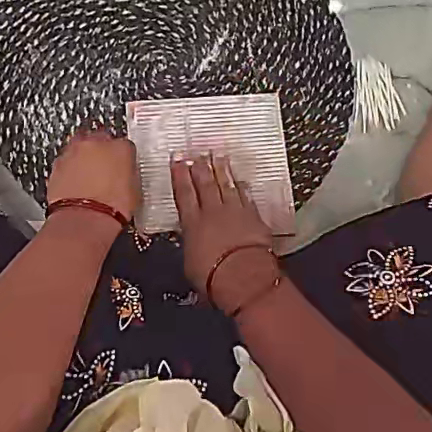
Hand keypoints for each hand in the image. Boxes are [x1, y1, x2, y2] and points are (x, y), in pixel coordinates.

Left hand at [45, 130, 139, 222]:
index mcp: (121, 147)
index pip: (124, 145)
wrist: (85, 220)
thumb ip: (129, 174)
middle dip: (100, 150)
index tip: (122, 166)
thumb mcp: (134, 190)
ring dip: (83, 158)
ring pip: (79, 148)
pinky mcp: (57, 165)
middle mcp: (96, 144)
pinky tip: (75, 184)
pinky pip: (65, 162)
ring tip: (88, 177)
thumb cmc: (111, 208)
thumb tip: (125, 176)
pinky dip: (69, 170)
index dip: (122, 157)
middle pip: (98, 138)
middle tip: (103, 167)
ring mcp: (74, 153)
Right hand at [171, 154, 279, 314]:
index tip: (177, 161)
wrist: (243, 276)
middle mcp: (213, 213)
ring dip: (222, 170)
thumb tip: (190, 241)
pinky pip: (246, 197)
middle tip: (197, 153)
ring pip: (227, 185)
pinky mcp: (253, 217)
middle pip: (206, 184)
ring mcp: (235, 212)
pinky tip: (241, 180)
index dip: (180, 176)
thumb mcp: (190, 263)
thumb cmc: (213, 277)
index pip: (184, 194)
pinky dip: (242, 187)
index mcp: (193, 223)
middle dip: (200, 167)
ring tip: (218, 157)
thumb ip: (190, 245)